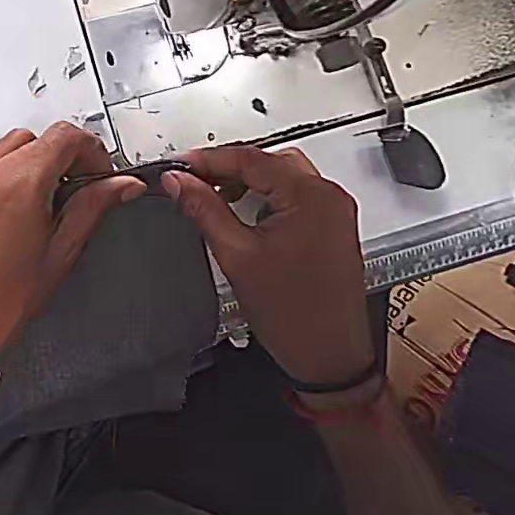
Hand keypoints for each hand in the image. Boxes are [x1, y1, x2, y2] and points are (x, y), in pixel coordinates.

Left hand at [0, 123, 144, 430]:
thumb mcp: (62, 252)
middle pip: (40, 137)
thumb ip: (93, 208)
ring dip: (35, 158)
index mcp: (20, 185)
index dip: (93, 152)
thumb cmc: (0, 300)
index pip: (66, 136)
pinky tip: (15, 195)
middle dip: (66, 156)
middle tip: (80, 188)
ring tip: (47, 193)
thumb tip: (121, 186)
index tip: (101, 174)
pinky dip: (4, 164)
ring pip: (11, 142)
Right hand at [162, 146, 373, 385]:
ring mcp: (334, 210)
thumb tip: (181, 182)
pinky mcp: (331, 224)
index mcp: (310, 197)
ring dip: (246, 179)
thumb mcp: (236, 255)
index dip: (208, 160)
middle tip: (191, 178)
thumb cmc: (295, 315)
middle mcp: (329, 197)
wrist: (329, 355)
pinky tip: (241, 209)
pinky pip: (294, 194)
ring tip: (211, 194)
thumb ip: (204, 209)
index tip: (180, 165)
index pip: (250, 158)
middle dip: (226, 167)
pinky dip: (265, 195)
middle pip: (268, 160)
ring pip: (281, 175)